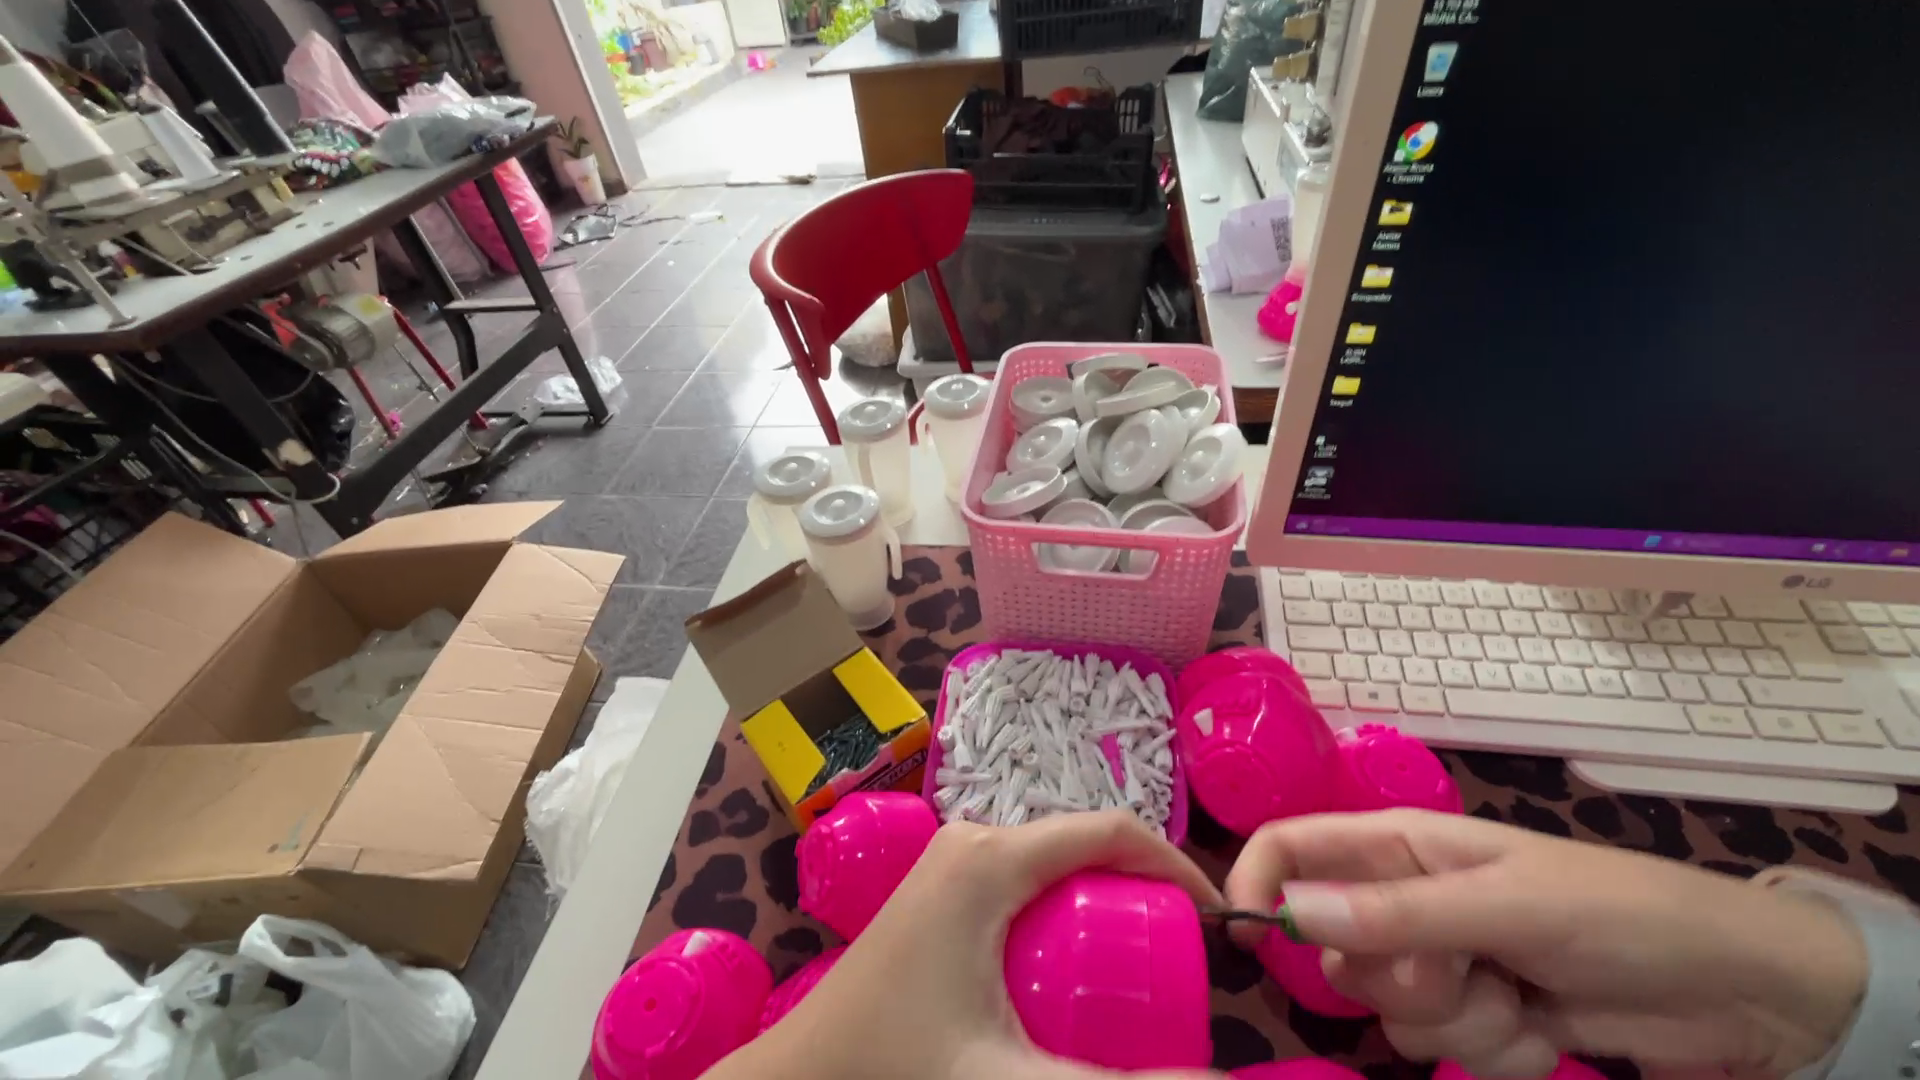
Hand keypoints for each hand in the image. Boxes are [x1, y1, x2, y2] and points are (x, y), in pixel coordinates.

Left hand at [721, 811, 1223, 1079]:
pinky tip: (1074, 966)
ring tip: (1136, 963)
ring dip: (1102, 898)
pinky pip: (1025, 880)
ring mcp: (953, 859)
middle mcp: (973, 840)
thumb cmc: (898, 1063)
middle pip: (1082, 842)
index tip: (1214, 922)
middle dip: (1140, 887)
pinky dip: (1065, 909)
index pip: (1109, 829)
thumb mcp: (1009, 1079)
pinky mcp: (942, 884)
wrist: (804, 1074)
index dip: (1174, 863)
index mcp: (991, 860)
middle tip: (1179, 956)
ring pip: (1053, 861)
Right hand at [1225, 810, 1867, 1079]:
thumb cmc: (1616, 914)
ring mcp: (1441, 961)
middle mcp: (1405, 900)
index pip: (1293, 845)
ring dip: (1456, 1021)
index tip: (1252, 937)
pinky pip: (1442, 1048)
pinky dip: (1496, 1052)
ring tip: (1522, 998)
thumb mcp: (1503, 905)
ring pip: (1389, 1008)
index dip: (1259, 879)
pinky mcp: (1478, 1016)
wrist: (1743, 991)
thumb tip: (1287, 910)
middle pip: (1335, 945)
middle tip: (1463, 968)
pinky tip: (1546, 1028)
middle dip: (1398, 975)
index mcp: (1398, 846)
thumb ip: (1394, 911)